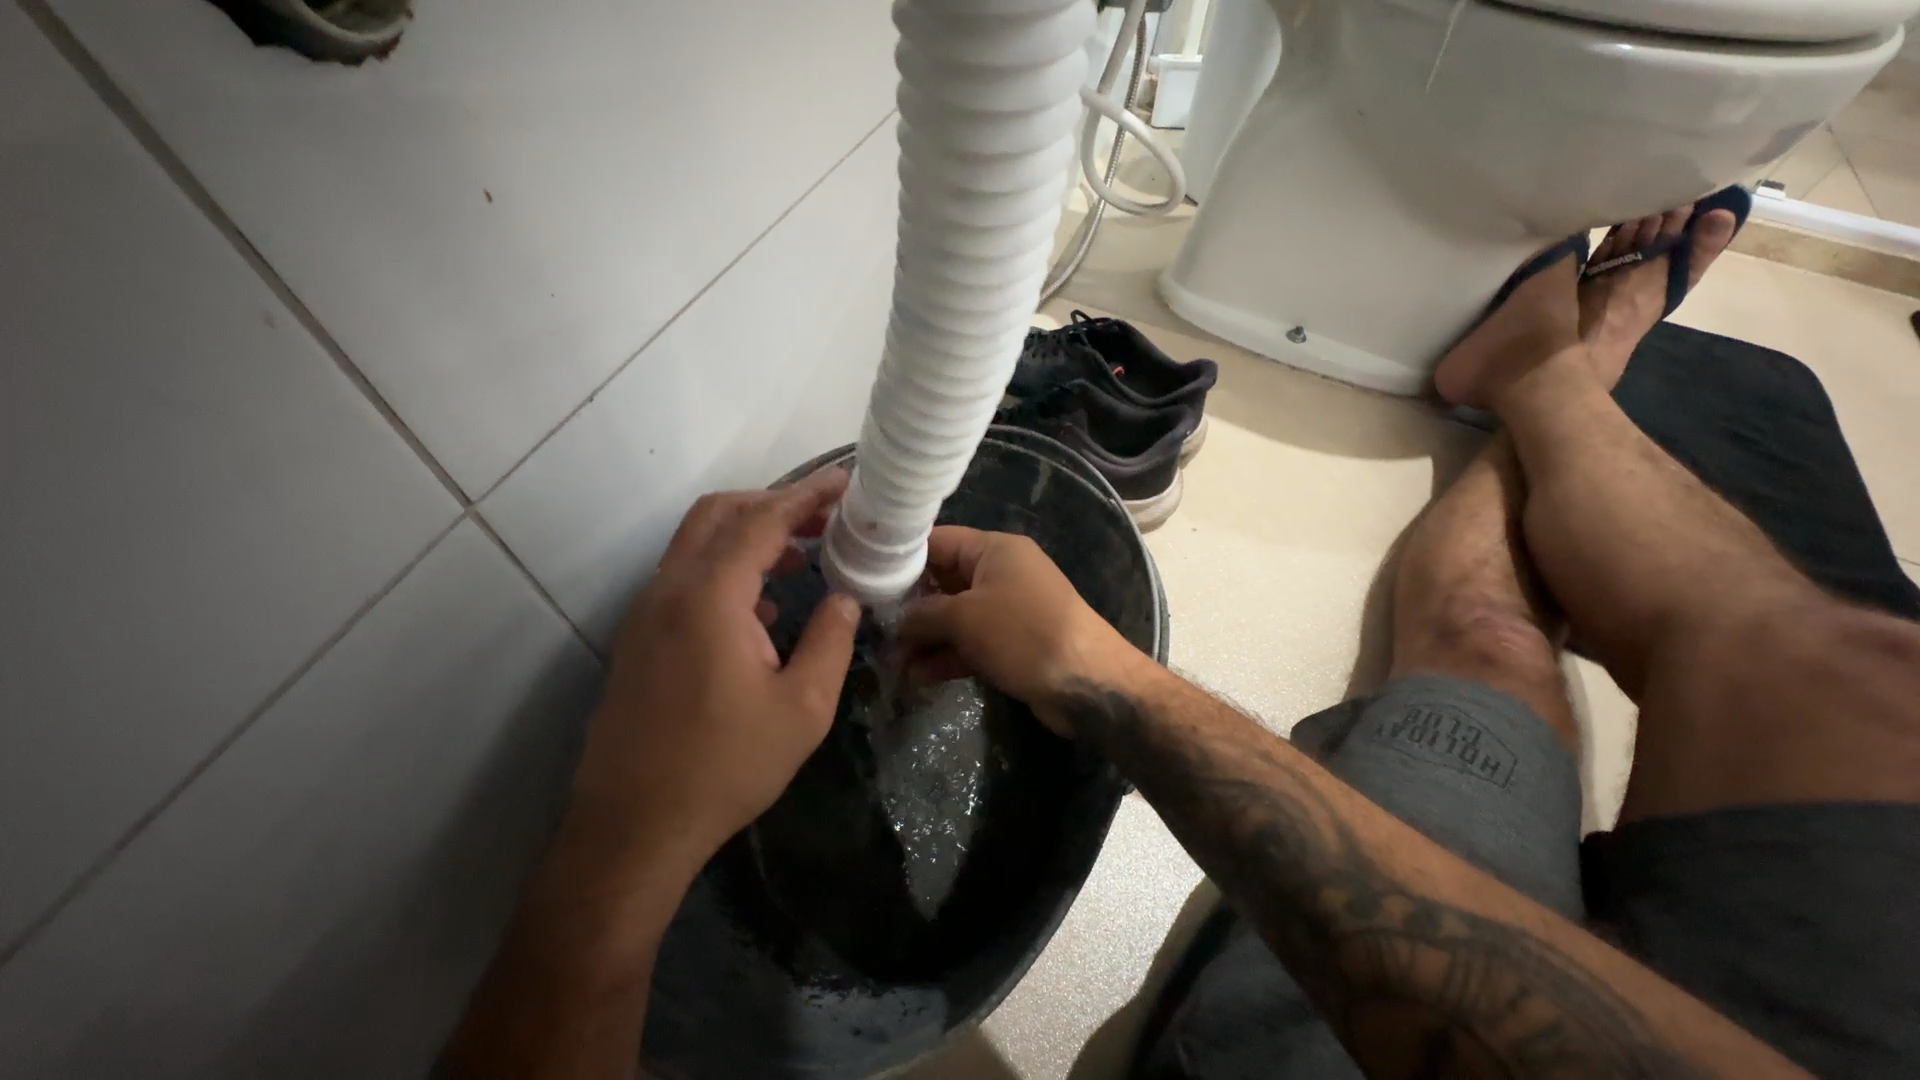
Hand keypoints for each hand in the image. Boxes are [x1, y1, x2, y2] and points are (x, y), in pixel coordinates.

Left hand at [570, 467, 860, 873]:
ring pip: (695, 545)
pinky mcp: (638, 639)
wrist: (634, 824)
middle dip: (771, 504)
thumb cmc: (725, 766)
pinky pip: (684, 579)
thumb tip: (844, 599)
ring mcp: (645, 614)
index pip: (760, 521)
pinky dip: (725, 569)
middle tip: (822, 518)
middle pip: (717, 515)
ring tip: (800, 558)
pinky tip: (761, 610)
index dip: (804, 495)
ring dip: (746, 537)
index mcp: (710, 597)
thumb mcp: (802, 707)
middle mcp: (669, 590)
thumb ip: (830, 641)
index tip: (843, 482)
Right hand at [895, 525, 1147, 734]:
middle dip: (909, 608)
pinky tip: (917, 676)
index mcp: (995, 550)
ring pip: (953, 619)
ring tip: (890, 663)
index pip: (937, 542)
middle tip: (874, 630)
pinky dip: (945, 657)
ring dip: (924, 639)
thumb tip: (894, 621)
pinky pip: (969, 644)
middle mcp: (1001, 574)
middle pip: (942, 582)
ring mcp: (1007, 611)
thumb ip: (923, 614)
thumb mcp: (966, 617)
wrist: (1087, 683)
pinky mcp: (1011, 645)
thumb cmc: (1024, 633)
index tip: (865, 578)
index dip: (901, 559)